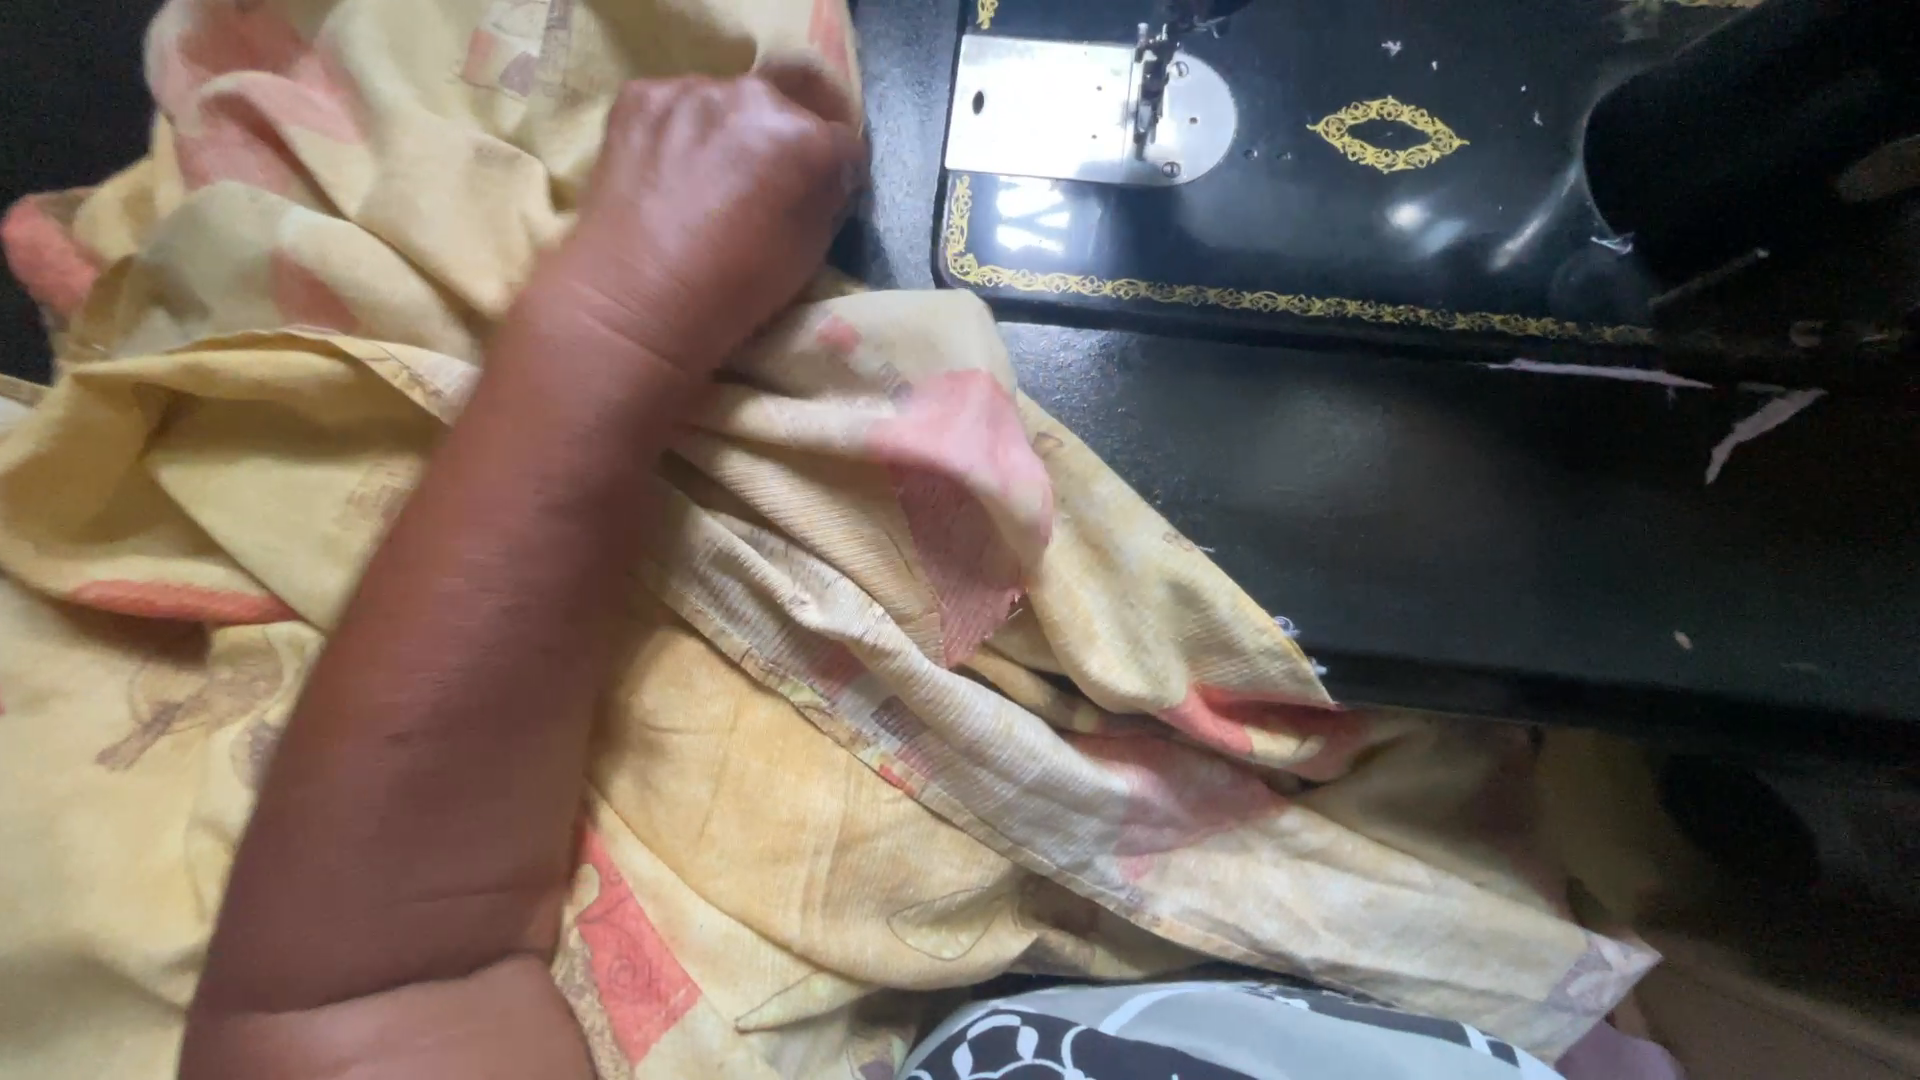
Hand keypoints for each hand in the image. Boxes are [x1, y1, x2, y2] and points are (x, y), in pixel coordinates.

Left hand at [515, 63, 865, 382]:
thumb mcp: (809, 254)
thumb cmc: (736, 290)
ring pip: (730, 103)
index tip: (825, 194)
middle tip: (768, 185)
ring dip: (733, 132)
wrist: (637, 301)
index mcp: (804, 140)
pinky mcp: (641, 96)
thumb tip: (826, 178)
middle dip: (786, 141)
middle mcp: (753, 97)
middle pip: (787, 108)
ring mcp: (691, 90)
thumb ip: (826, 200)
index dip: (839, 172)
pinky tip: (673, 172)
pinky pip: (679, 105)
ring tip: (713, 179)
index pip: (844, 142)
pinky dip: (685, 131)